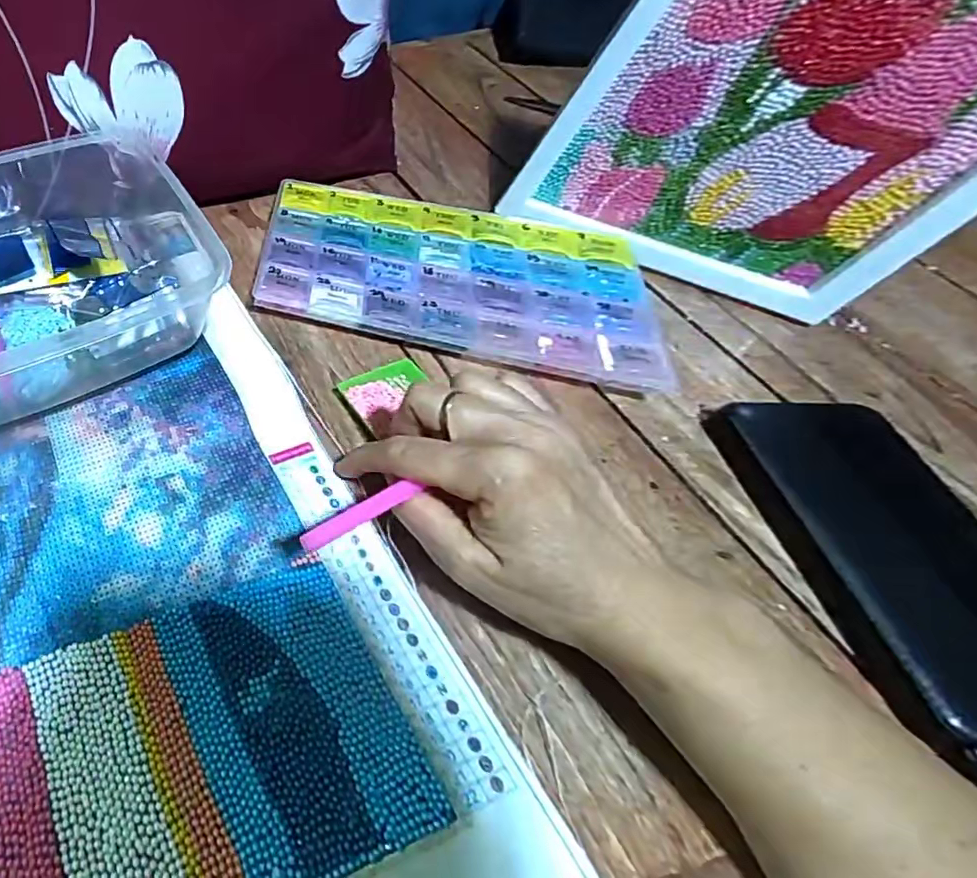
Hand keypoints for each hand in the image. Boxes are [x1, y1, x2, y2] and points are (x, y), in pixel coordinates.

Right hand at [334, 369, 666, 651]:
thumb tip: (383, 480)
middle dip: (402, 427)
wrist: (631, 596)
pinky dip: (474, 393)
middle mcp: (517, 432)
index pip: (407, 450)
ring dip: (435, 406)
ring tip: (438, 443)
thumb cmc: (546, 592)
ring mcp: (541, 420)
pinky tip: (471, 424)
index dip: (367, 457)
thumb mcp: (467, 570)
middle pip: (428, 396)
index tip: (345, 467)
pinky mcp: (557, 420)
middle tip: (404, 466)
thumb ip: (416, 516)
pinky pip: (501, 380)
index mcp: (495, 472)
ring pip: (460, 379)